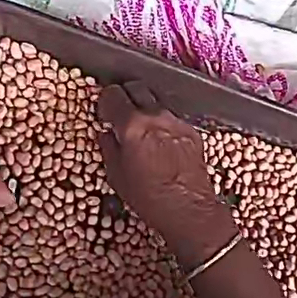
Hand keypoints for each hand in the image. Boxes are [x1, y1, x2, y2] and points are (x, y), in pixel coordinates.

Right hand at [97, 81, 235, 266]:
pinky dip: (164, 124)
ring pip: (157, 102)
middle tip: (120, 113)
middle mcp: (156, 117)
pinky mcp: (192, 132)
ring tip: (142, 130)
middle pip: (137, 88)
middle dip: (126, 96)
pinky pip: (173, 119)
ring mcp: (177, 122)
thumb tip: (106, 135)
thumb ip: (109, 147)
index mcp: (132, 125)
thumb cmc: (149, 198)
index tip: (104, 112)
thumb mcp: (117, 175)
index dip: (105, 101)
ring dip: (146, 110)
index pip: (112, 95)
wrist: (188, 209)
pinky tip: (161, 142)